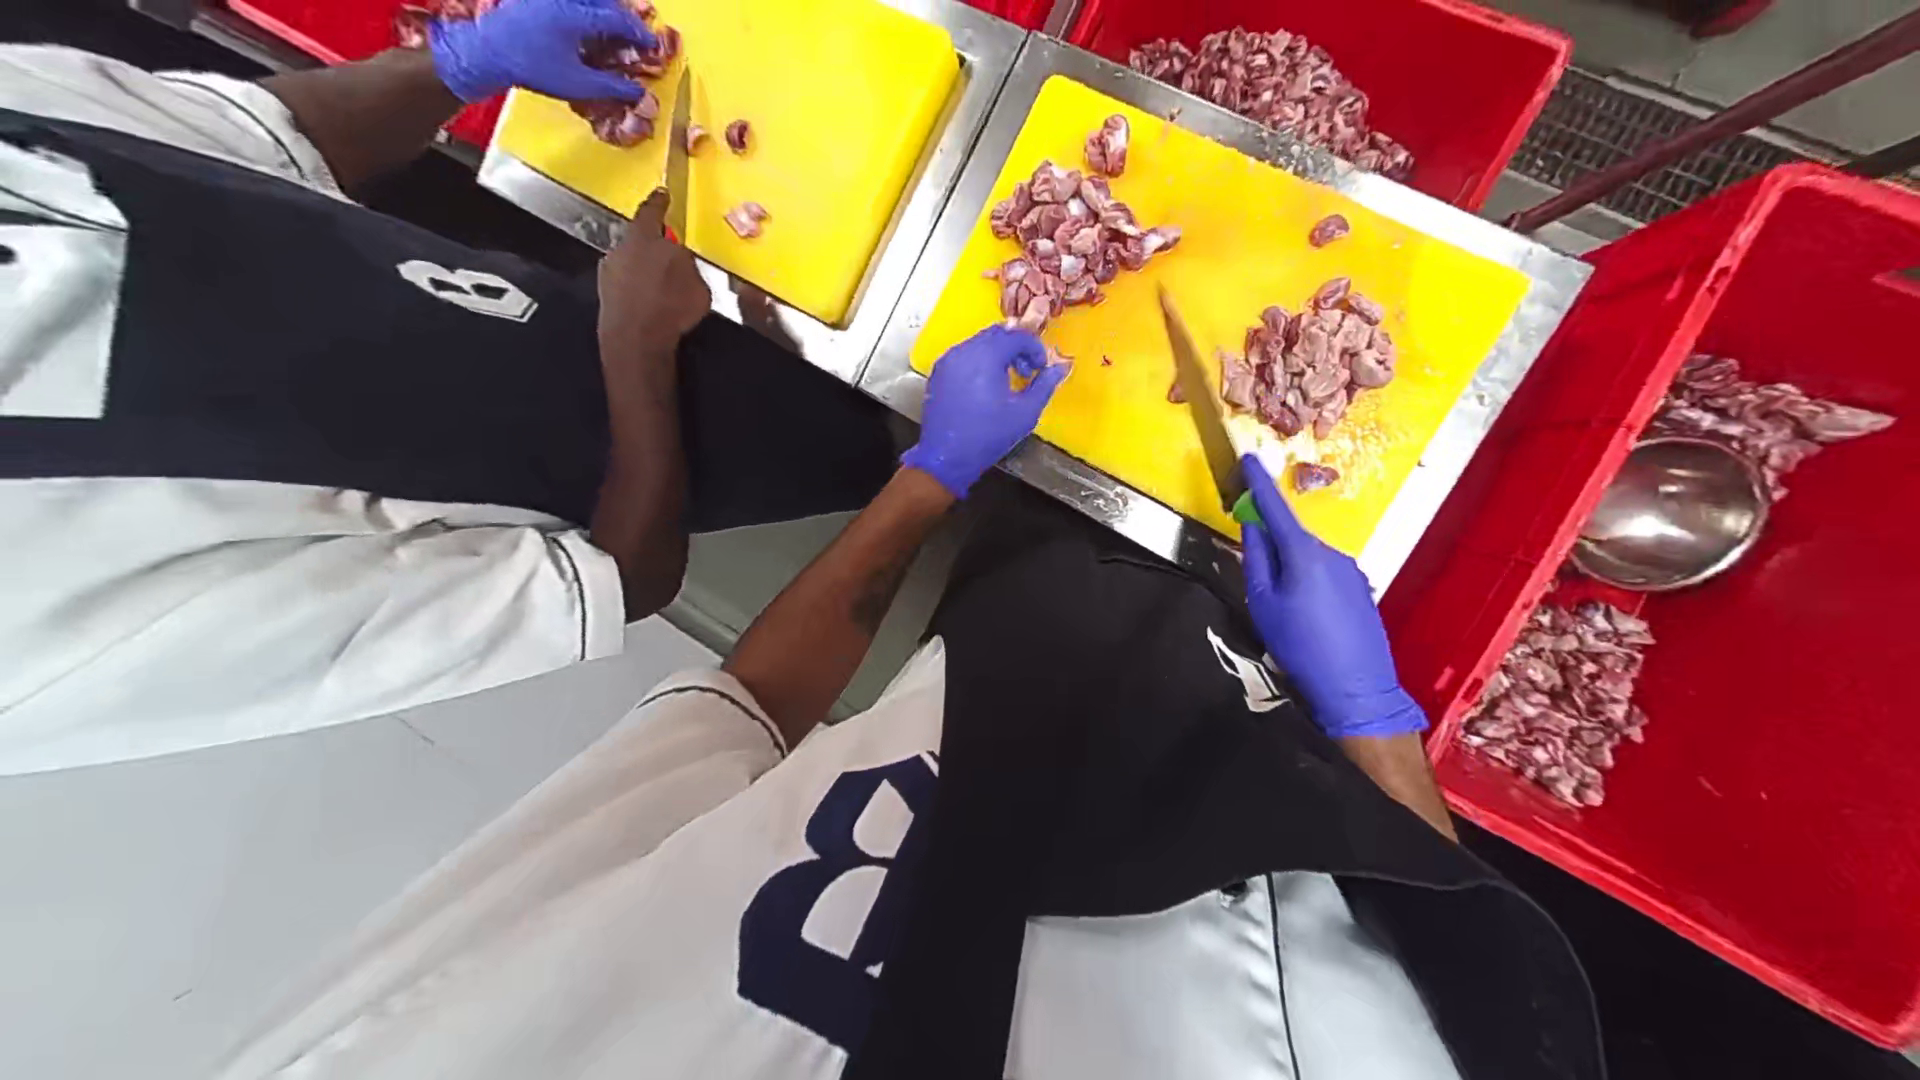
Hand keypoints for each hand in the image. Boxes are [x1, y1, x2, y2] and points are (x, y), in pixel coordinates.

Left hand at [429, 0, 657, 103]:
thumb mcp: (579, 84)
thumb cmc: (534, 68)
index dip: (639, 33)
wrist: (487, 51)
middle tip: (635, 32)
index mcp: (577, 16)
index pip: (618, 20)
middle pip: (602, 0)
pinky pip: (569, 1)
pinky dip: (584, 7)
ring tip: (612, 24)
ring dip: (603, 7)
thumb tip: (638, 91)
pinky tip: (585, 22)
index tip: (652, 44)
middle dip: (623, 14)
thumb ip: (613, 87)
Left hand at [598, 189, 710, 373]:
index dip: (660, 203)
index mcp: (648, 237)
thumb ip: (689, 268)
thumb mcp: (699, 287)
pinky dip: (636, 287)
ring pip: (631, 260)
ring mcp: (610, 268)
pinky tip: (648, 302)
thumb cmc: (673, 307)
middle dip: (654, 243)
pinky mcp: (604, 290)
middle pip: (640, 237)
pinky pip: (625, 282)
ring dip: (644, 268)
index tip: (662, 194)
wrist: (636, 336)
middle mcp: (624, 246)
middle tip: (668, 253)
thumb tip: (682, 263)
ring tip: (660, 285)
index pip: (653, 210)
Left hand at [902, 326, 1068, 497]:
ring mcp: (947, 361)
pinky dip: (979, 362)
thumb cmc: (988, 436)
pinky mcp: (938, 374)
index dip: (1035, 348)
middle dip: (1016, 348)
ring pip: (978, 343)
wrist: (946, 458)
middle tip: (1026, 372)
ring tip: (1007, 382)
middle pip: (996, 335)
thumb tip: (1059, 368)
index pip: (1016, 336)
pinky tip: (985, 388)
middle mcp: (963, 351)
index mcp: (986, 356)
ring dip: (997, 355)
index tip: (1041, 367)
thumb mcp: (1025, 413)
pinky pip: (963, 356)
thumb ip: (1044, 386)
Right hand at [1240, 455, 1426, 738]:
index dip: (1259, 483)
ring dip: (1289, 569)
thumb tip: (1253, 527)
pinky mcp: (1360, 589)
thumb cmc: (1298, 644)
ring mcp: (1350, 571)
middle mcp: (1332, 554)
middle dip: (1270, 545)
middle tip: (1255, 578)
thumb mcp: (1263, 602)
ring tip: (1282, 611)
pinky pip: (1324, 574)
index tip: (1250, 459)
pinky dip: (1307, 582)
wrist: (1356, 688)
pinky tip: (1304, 616)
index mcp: (1304, 554)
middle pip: (1291, 537)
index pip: (1276, 508)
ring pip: (1307, 558)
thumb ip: (1256, 559)